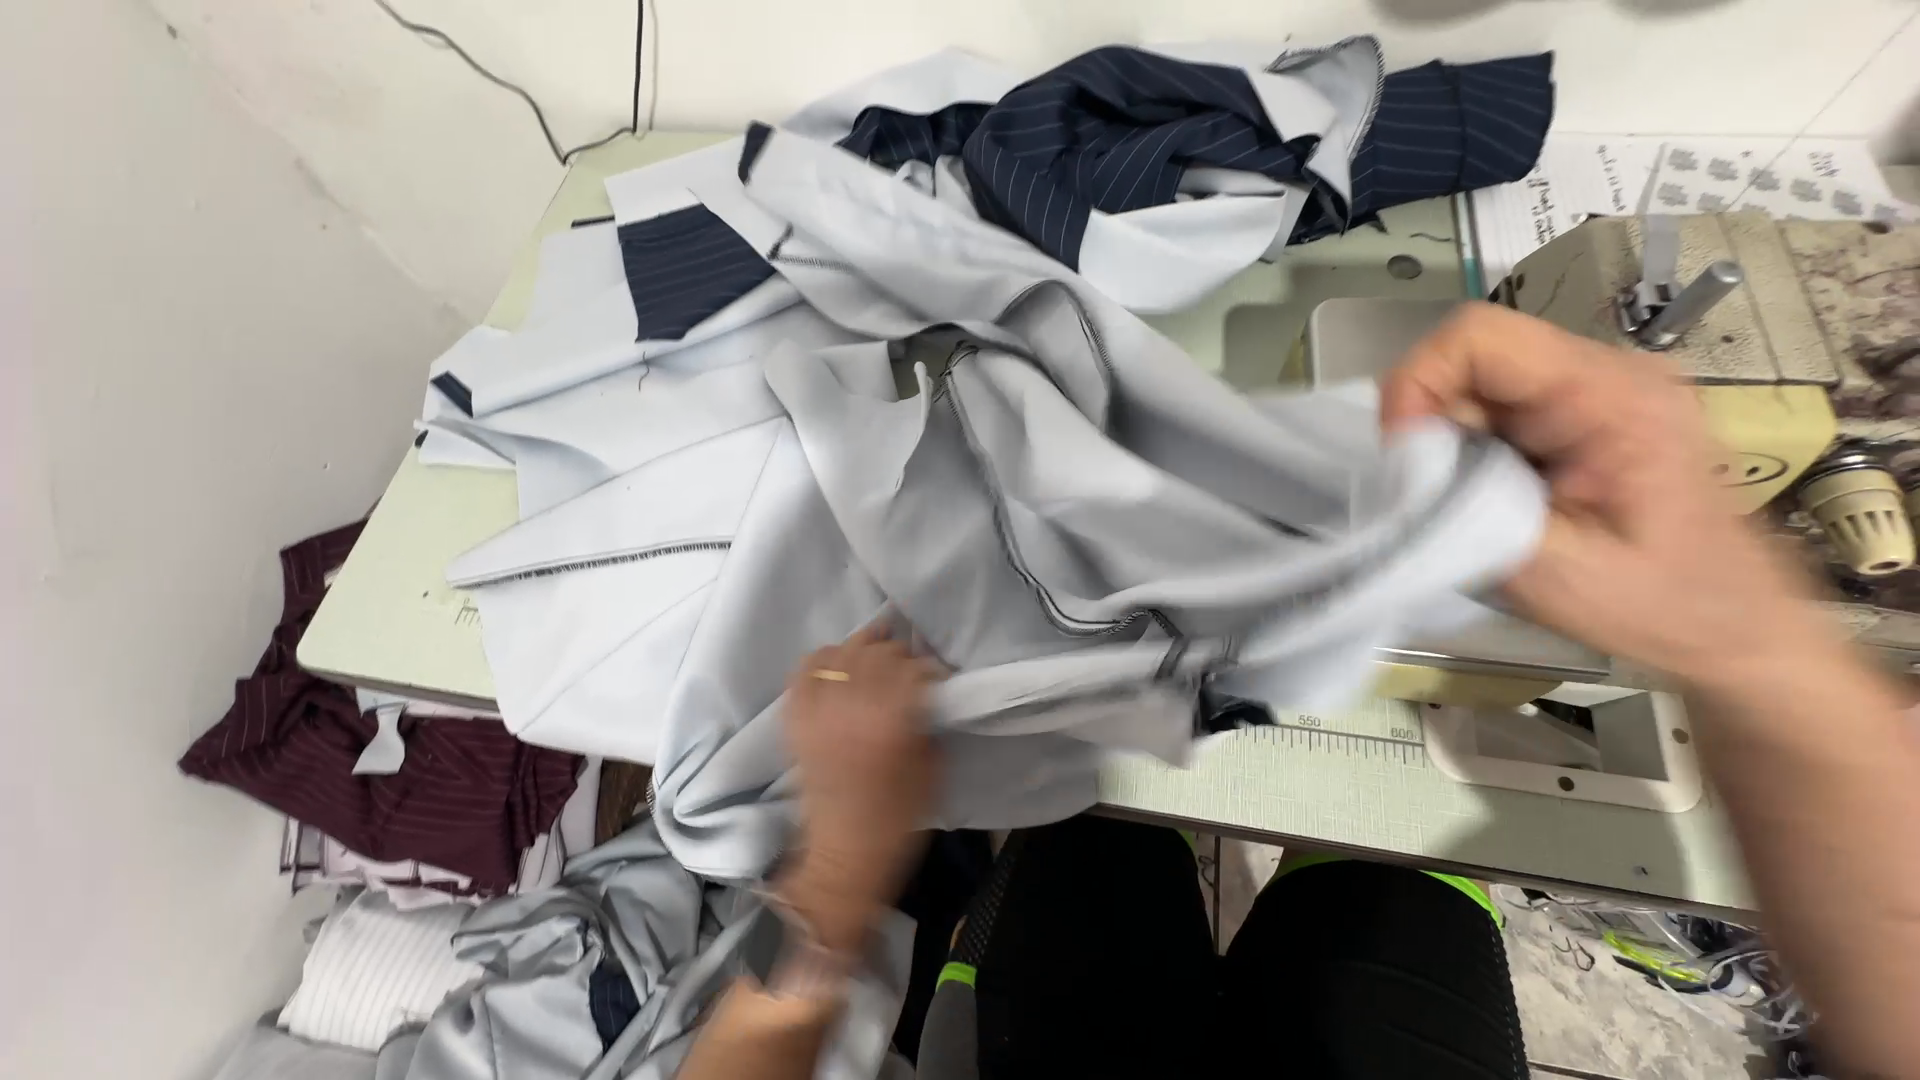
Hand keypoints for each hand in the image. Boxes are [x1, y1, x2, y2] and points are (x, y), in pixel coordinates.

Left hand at [775, 619, 940, 951]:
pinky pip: (805, 669)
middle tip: (910, 668)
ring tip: (876, 661)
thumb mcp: (932, 768)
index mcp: (889, 722)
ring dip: (864, 650)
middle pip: (877, 652)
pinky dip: (824, 660)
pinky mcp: (796, 718)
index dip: (929, 666)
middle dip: (899, 653)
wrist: (845, 854)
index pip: (912, 667)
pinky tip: (840, 668)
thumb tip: (926, 689)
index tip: (938, 675)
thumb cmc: (899, 817)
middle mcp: (850, 708)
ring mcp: (817, 710)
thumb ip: (929, 721)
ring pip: (842, 652)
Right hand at [1380, 303, 1832, 691]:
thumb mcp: (1544, 567)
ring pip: (1472, 384)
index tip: (1402, 454)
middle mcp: (1604, 371)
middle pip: (1468, 360)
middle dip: (1426, 423)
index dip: (1416, 383)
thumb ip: (1466, 509)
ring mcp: (1593, 386)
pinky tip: (1485, 492)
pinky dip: (1463, 446)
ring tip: (1463, 499)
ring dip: (1443, 439)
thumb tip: (1401, 470)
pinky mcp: (1579, 407)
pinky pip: (1491, 405)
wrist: (1728, 621)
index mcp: (1608, 397)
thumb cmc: (1651, 602)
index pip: (1478, 338)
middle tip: (1430, 492)